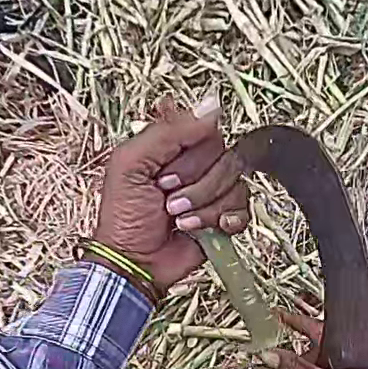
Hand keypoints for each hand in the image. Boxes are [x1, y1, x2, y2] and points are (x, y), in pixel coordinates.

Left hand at [95, 97, 251, 291]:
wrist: (135, 262)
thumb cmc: (124, 216)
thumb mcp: (131, 164)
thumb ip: (167, 132)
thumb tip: (211, 106)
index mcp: (176, 147)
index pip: (208, 134)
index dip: (190, 159)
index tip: (162, 180)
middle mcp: (199, 166)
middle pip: (226, 159)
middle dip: (195, 187)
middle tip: (168, 204)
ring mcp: (214, 193)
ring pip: (236, 186)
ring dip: (204, 208)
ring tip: (179, 221)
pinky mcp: (225, 220)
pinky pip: (243, 210)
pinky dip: (223, 221)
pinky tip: (204, 230)